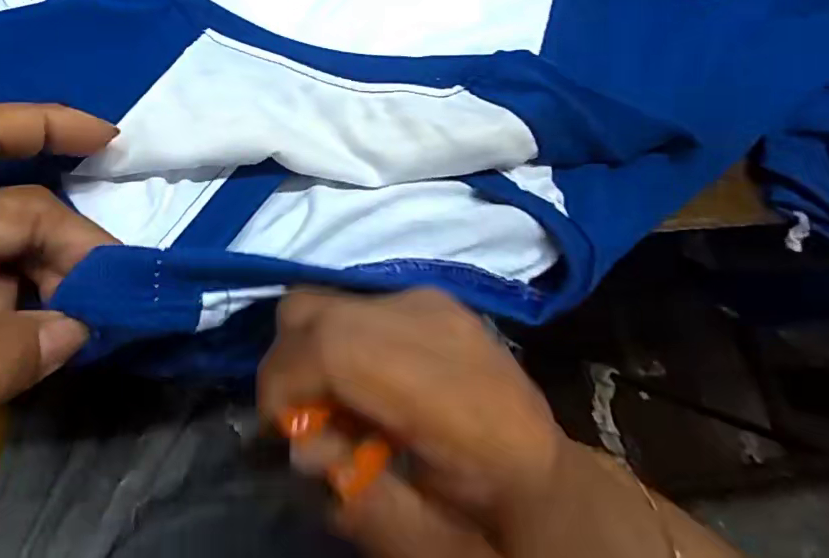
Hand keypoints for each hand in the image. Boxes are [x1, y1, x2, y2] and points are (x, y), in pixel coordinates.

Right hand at [258, 288, 739, 557]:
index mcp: (445, 389)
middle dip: (287, 364)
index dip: (284, 381)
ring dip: (310, 352)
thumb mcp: (423, 541)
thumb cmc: (488, 520)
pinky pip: (353, 305)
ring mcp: (431, 299)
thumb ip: (352, 493)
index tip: (280, 432)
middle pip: (314, 307)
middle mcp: (433, 323)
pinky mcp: (429, 296)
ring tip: (339, 409)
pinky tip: (365, 387)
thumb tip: (301, 445)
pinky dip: (337, 340)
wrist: (548, 476)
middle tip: (305, 423)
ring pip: (326, 299)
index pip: (332, 344)